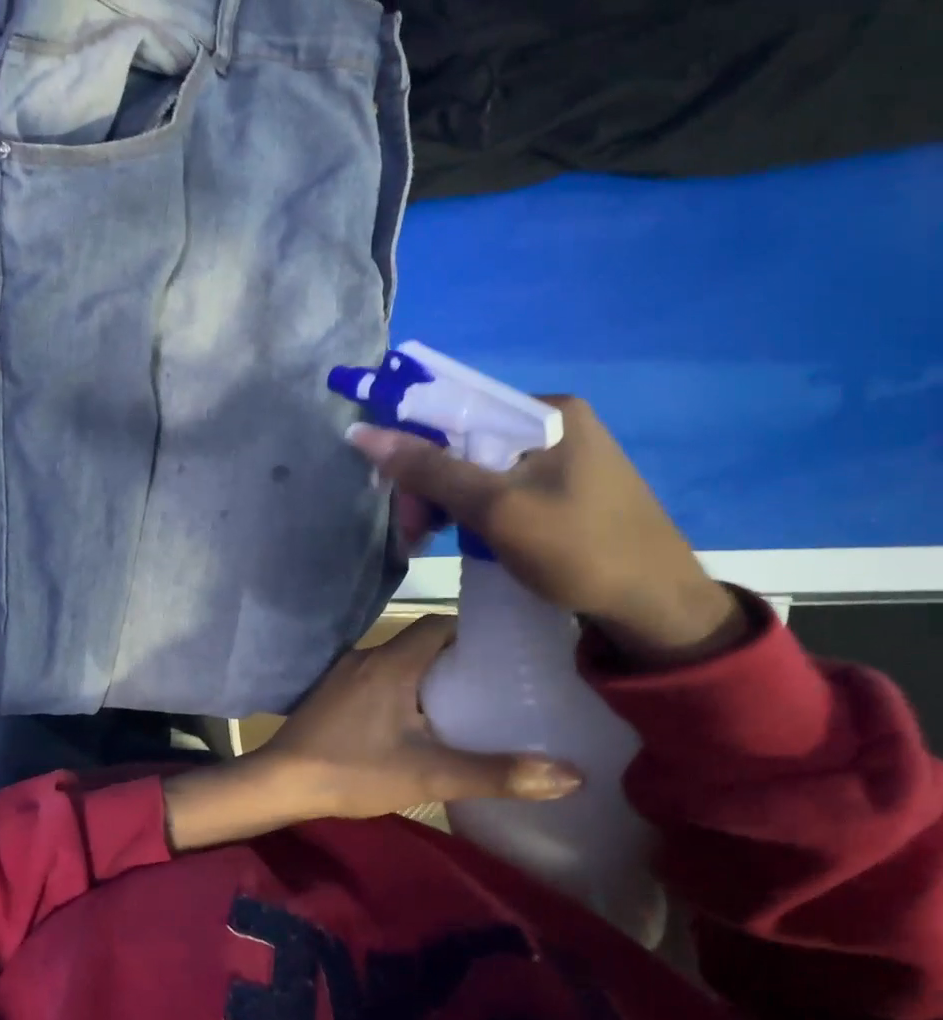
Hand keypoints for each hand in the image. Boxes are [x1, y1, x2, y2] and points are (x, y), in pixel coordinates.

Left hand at [163, 616, 581, 851]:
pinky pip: (381, 678)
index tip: (516, 653)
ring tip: (477, 702)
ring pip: (402, 662)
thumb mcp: (430, 775)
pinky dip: (409, 689)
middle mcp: (367, 657)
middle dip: (464, 658)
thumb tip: (573, 774)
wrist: (280, 782)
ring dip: (435, 676)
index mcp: (391, 662)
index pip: (442, 625)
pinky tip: (427, 720)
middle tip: (507, 684)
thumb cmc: (353, 771)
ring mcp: (345, 674)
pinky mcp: (333, 693)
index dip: (480, 632)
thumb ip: (498, 773)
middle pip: (424, 643)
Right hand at [347, 396, 744, 664]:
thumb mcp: (495, 508)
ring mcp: (562, 457)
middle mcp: (556, 424)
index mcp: (549, 413)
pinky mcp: (563, 489)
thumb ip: (430, 469)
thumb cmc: (579, 550)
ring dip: (445, 502)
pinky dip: (472, 511)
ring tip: (430, 538)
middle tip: (415, 530)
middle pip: (463, 442)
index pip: (457, 410)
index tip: (392, 489)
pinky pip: (499, 487)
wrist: (657, 608)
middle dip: (429, 484)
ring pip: (476, 468)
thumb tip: (362, 432)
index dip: (413, 445)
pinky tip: (464, 536)